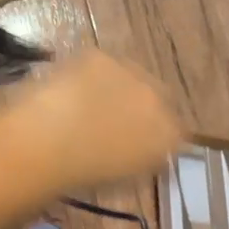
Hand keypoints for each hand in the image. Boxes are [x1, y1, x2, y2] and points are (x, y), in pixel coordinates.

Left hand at [5, 50, 183, 189]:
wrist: (52, 138)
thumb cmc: (87, 170)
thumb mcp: (128, 174)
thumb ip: (144, 156)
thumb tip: (141, 147)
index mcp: (169, 135)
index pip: (175, 129)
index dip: (157, 130)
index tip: (142, 134)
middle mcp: (157, 99)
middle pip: (156, 94)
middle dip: (140, 102)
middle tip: (115, 113)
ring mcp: (129, 71)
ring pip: (129, 74)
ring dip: (117, 83)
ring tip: (91, 97)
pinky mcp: (99, 54)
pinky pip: (101, 63)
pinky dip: (91, 71)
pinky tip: (74, 85)